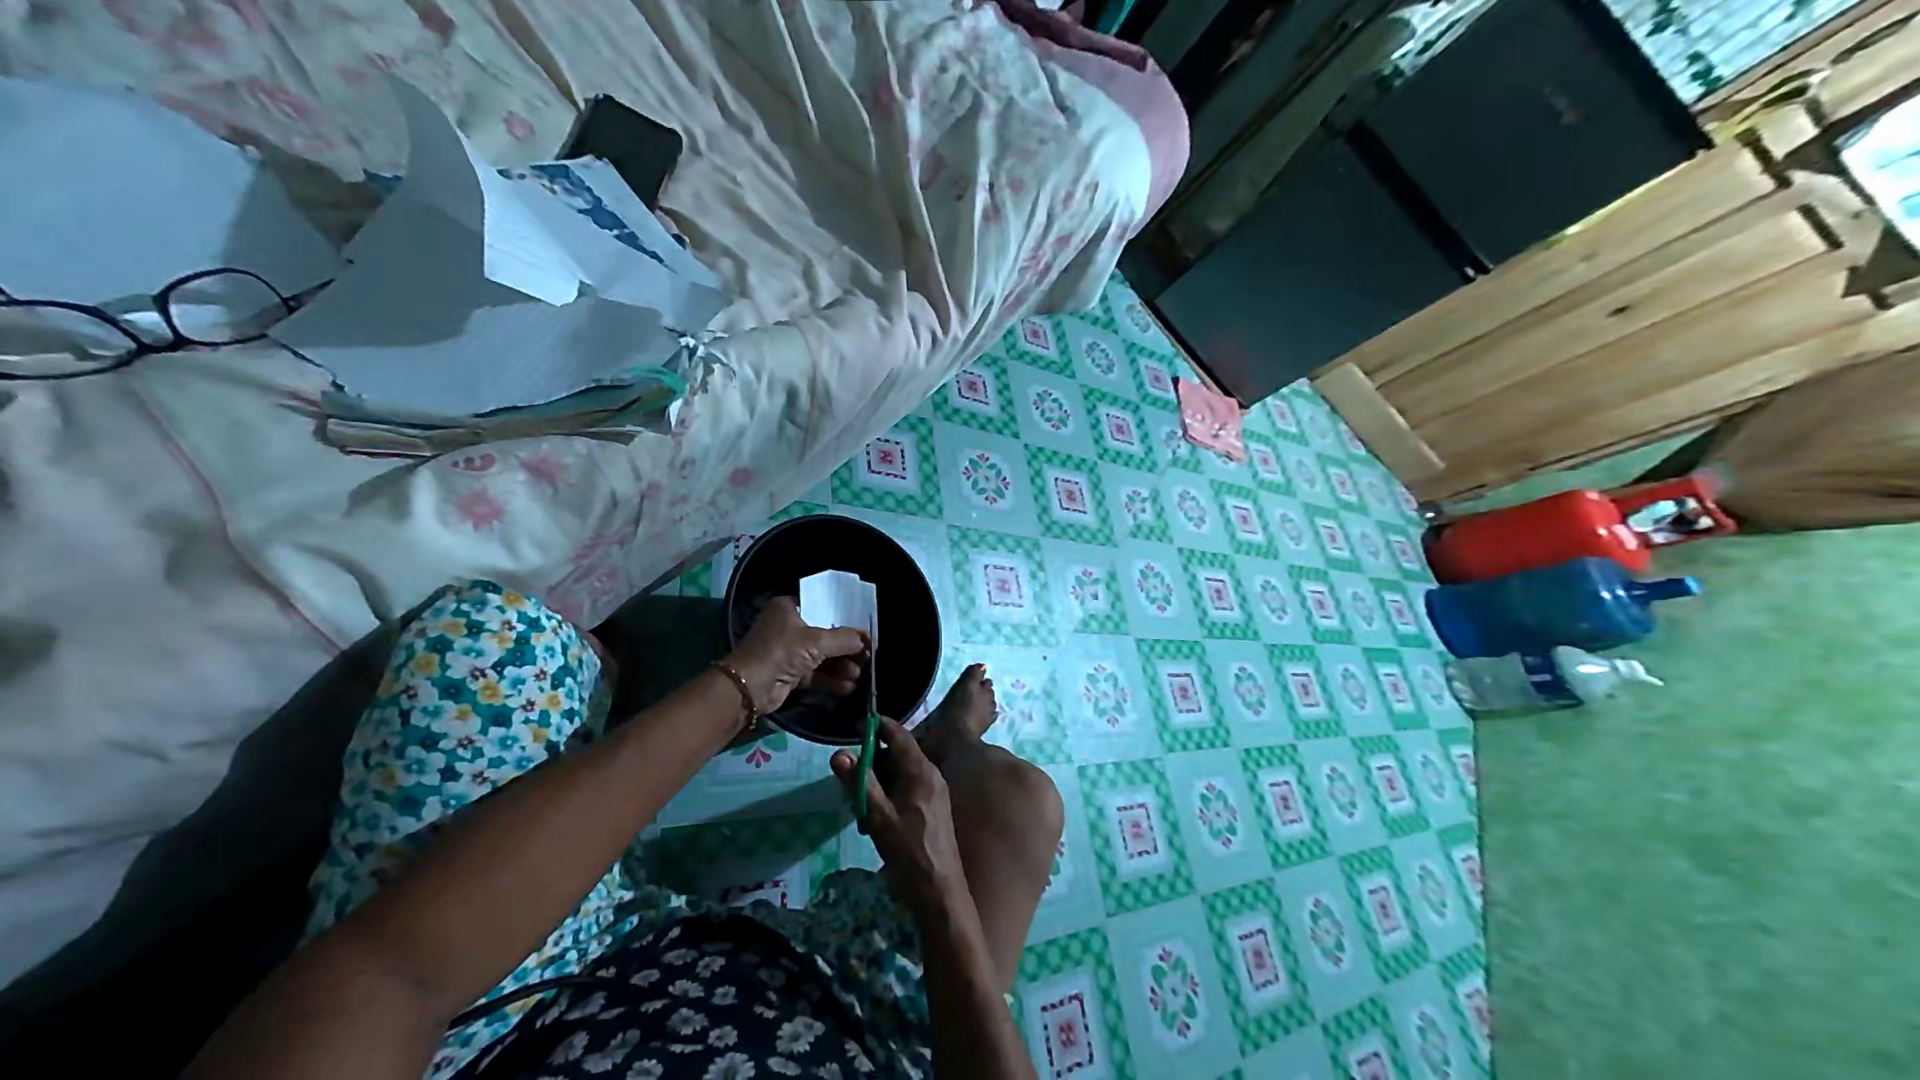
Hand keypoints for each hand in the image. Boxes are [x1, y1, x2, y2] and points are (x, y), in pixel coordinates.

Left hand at [723, 596, 867, 715]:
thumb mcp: (816, 641)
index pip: (824, 609)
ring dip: (841, 665)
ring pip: (822, 656)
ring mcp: (788, 650)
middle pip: (825, 634)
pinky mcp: (789, 672)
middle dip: (846, 648)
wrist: (749, 688)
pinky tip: (848, 686)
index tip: (864, 632)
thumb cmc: (781, 651)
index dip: (845, 620)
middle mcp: (788, 626)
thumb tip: (865, 641)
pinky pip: (816, 673)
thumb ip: (844, 639)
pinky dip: (831, 679)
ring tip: (859, 674)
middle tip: (866, 656)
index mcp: (789, 608)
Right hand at [831, 718, 967, 915]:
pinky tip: (876, 824)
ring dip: (878, 786)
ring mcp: (935, 791)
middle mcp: (932, 774)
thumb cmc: (908, 853)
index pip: (898, 734)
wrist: (939, 891)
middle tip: (851, 786)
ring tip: (862, 814)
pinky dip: (889, 798)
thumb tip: (839, 754)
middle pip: (897, 755)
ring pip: (900, 774)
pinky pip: (908, 789)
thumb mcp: (878, 817)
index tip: (854, 728)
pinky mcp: (934, 807)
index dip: (876, 727)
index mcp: (921, 771)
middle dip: (872, 766)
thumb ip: (860, 784)